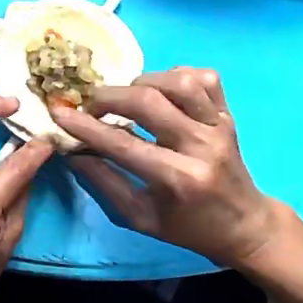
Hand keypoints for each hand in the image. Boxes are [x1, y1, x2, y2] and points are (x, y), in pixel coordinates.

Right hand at [49, 68, 292, 269]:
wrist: (244, 225)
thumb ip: (102, 182)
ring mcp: (220, 125)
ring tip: (126, 99)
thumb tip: (70, 150)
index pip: (123, 144)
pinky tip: (161, 92)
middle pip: (149, 101)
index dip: (85, 127)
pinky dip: (176, 76)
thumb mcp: (138, 217)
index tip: (58, 113)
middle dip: (108, 98)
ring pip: (178, 81)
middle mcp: (203, 146)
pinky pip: (204, 77)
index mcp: (179, 179)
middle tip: (90, 106)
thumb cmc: (186, 226)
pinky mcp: (229, 113)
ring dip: (142, 82)